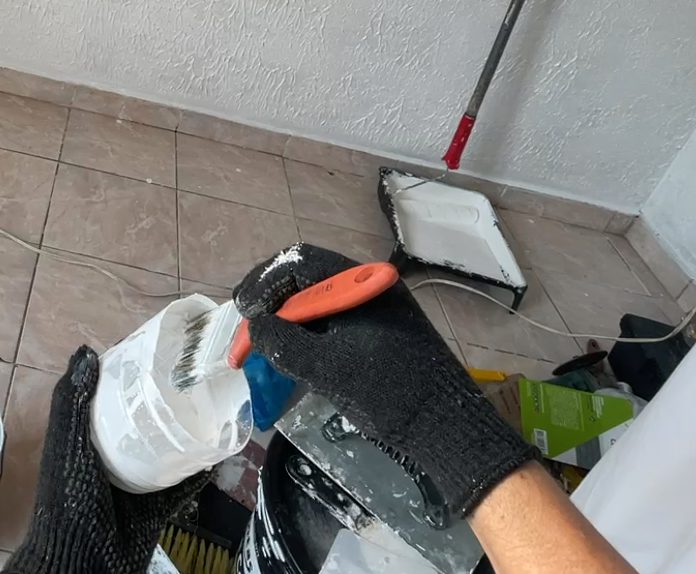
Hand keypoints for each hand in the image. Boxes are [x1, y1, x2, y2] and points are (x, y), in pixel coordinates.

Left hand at [2, 346, 207, 573]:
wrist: (82, 562)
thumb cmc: (68, 498)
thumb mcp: (66, 444)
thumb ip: (72, 401)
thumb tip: (86, 351)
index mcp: (84, 439)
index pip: (105, 397)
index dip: (124, 374)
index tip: (149, 351)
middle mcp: (108, 457)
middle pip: (136, 421)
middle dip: (158, 401)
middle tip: (186, 377)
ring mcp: (132, 483)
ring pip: (160, 452)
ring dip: (180, 435)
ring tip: (204, 409)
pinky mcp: (152, 509)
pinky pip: (179, 487)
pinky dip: (196, 473)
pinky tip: (213, 454)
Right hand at [234, 243, 535, 516]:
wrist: (450, 431)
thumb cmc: (390, 393)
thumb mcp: (328, 370)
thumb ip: (285, 343)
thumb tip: (255, 326)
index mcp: (359, 283)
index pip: (298, 263)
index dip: (264, 283)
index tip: (245, 312)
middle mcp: (365, 285)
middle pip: (305, 276)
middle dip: (270, 298)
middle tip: (247, 323)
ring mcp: (373, 307)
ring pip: (316, 298)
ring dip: (286, 315)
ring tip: (262, 339)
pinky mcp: (377, 329)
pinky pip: (331, 317)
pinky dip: (306, 329)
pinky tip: (292, 348)